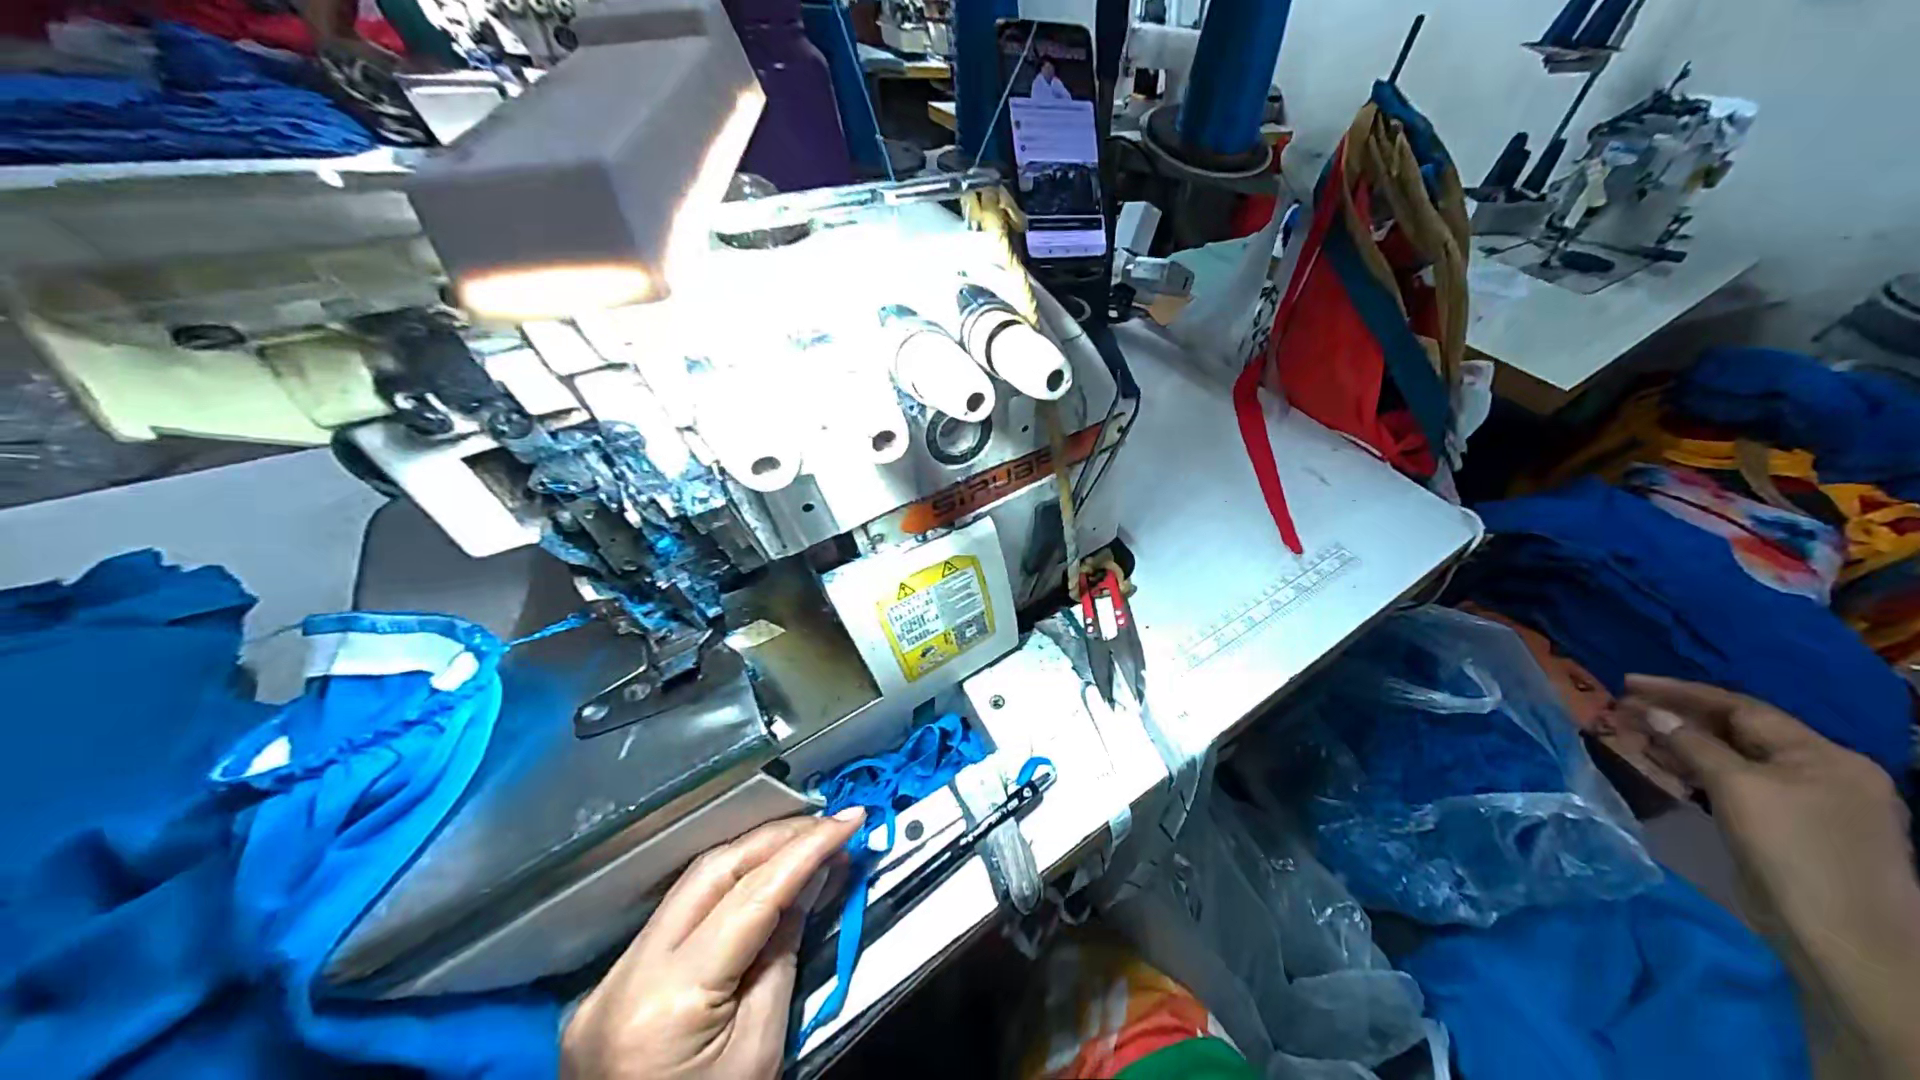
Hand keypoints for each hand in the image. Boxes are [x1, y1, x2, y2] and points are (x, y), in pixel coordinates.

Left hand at [562, 809, 863, 1079]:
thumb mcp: (762, 1051)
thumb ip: (781, 956)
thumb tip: (808, 881)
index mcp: (667, 1002)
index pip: (750, 898)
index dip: (805, 851)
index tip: (847, 822)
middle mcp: (623, 978)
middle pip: (710, 874)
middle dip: (776, 840)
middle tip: (828, 826)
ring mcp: (608, 981)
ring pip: (689, 887)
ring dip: (751, 857)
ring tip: (803, 842)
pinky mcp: (607, 987)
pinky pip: (674, 917)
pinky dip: (722, 891)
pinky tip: (759, 880)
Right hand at [1623, 676, 1919, 1077]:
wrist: (1841, 936)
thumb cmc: (1793, 850)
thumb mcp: (1737, 787)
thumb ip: (1692, 744)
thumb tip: (1649, 711)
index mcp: (1825, 755)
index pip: (1741, 707)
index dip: (1680, 692)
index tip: (1627, 682)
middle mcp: (1824, 771)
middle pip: (1738, 731)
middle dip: (1677, 717)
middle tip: (1622, 709)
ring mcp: (1810, 802)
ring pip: (1734, 757)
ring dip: (1683, 744)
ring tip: (1635, 737)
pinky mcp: (1791, 827)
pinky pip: (1738, 784)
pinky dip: (1699, 772)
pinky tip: (1668, 771)